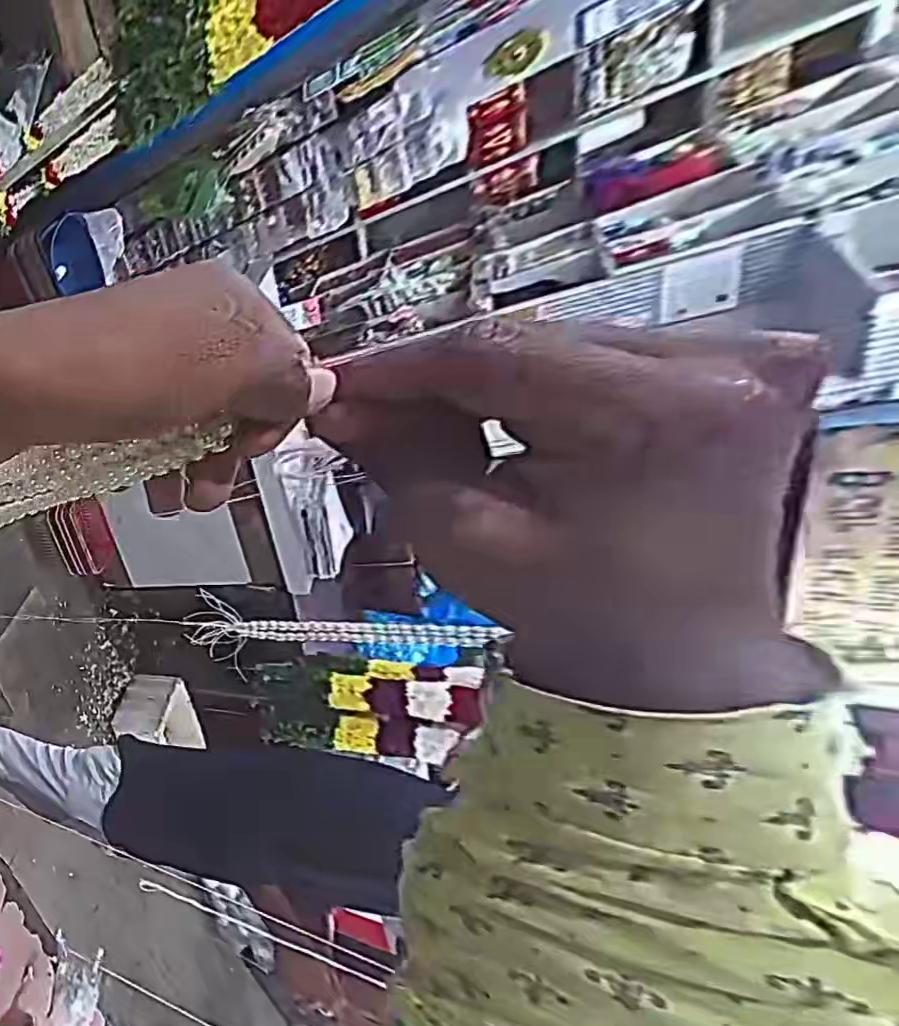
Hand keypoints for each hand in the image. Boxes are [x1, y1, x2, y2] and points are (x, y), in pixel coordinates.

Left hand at [0, 261, 332, 507]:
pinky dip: (151, 459)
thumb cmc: (116, 375)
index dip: (275, 413)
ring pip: (188, 418)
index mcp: (223, 302)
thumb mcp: (220, 373)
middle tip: (210, 492)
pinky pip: (144, 428)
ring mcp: (136, 358)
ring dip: (191, 464)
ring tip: (178, 502)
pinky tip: (145, 490)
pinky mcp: (99, 391)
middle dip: (230, 449)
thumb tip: (323, 386)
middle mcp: (182, 322)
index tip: (251, 453)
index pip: (283, 360)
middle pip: (235, 395)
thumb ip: (281, 379)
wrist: (2, 386)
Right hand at [312, 320, 836, 711]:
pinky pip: (576, 358)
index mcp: (658, 410)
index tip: (330, 382)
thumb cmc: (572, 604)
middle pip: (519, 341)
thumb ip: (397, 453)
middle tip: (353, 403)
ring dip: (459, 379)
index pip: (491, 352)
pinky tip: (460, 412)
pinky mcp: (719, 369)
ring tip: (397, 413)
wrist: (679, 646)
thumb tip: (338, 406)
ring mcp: (732, 358)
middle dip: (422, 374)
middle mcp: (720, 361)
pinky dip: (506, 384)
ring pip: (541, 344)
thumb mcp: (460, 533)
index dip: (393, 365)